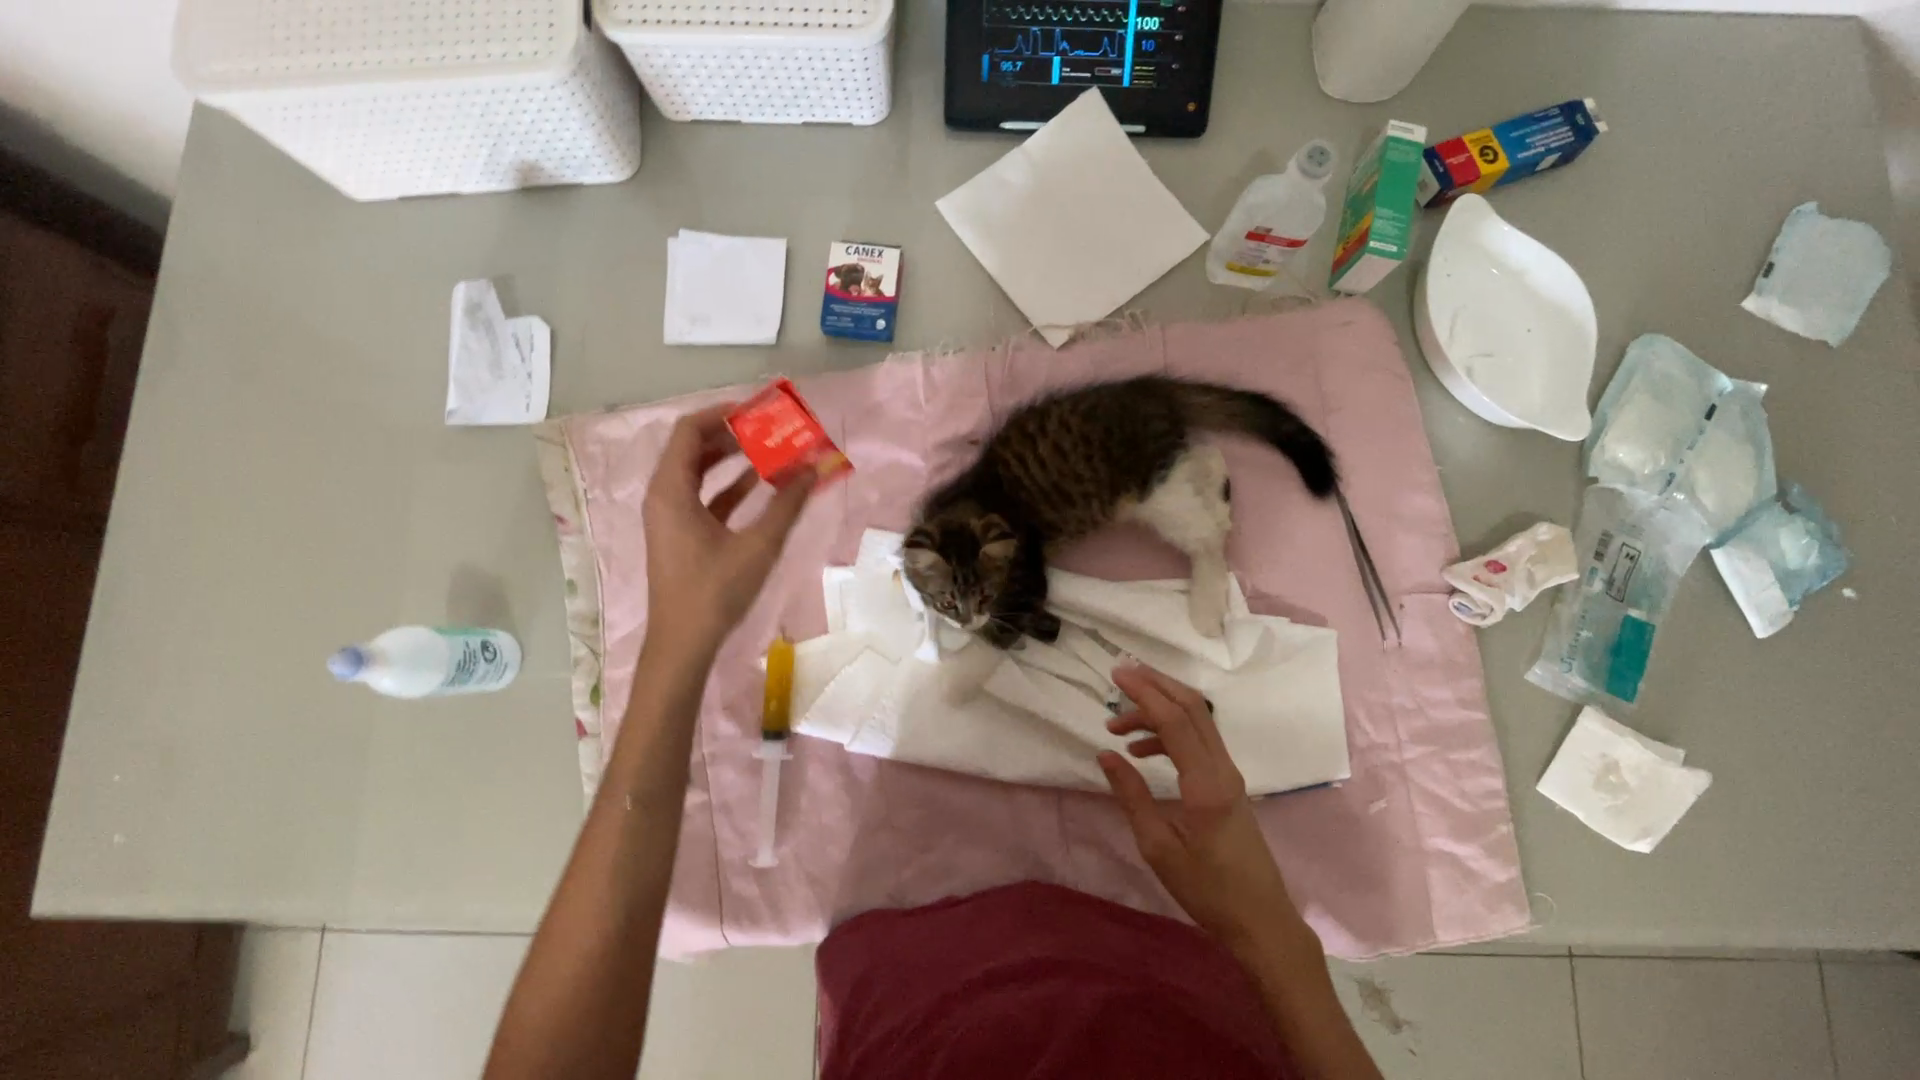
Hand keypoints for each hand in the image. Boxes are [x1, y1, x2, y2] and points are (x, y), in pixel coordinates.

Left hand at [642, 404, 813, 646]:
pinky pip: (705, 496)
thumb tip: (815, 468)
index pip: (689, 431)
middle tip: (771, 426)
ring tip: (772, 447)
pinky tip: (764, 482)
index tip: (758, 409)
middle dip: (733, 434)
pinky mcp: (682, 534)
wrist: (683, 644)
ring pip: (699, 472)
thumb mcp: (757, 546)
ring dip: (733, 458)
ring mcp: (671, 516)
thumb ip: (787, 504)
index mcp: (670, 490)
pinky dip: (731, 485)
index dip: (723, 414)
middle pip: (693, 447)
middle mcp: (664, 496)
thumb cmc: (715, 592)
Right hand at [1098, 666, 1301, 953]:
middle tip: (1119, 677)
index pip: (1174, 721)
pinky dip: (1169, 733)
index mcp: (1205, 784)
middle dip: (1155, 685)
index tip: (1116, 674)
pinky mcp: (1228, 784)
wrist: (1260, 919)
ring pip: (1197, 721)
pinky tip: (1142, 752)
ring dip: (1159, 710)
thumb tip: (1105, 756)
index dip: (1145, 693)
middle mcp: (1222, 769)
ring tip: (1118, 725)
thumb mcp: (1158, 848)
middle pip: (1192, 707)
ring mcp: (1230, 775)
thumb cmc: (1207, 890)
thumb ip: (1132, 796)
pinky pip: (1199, 741)